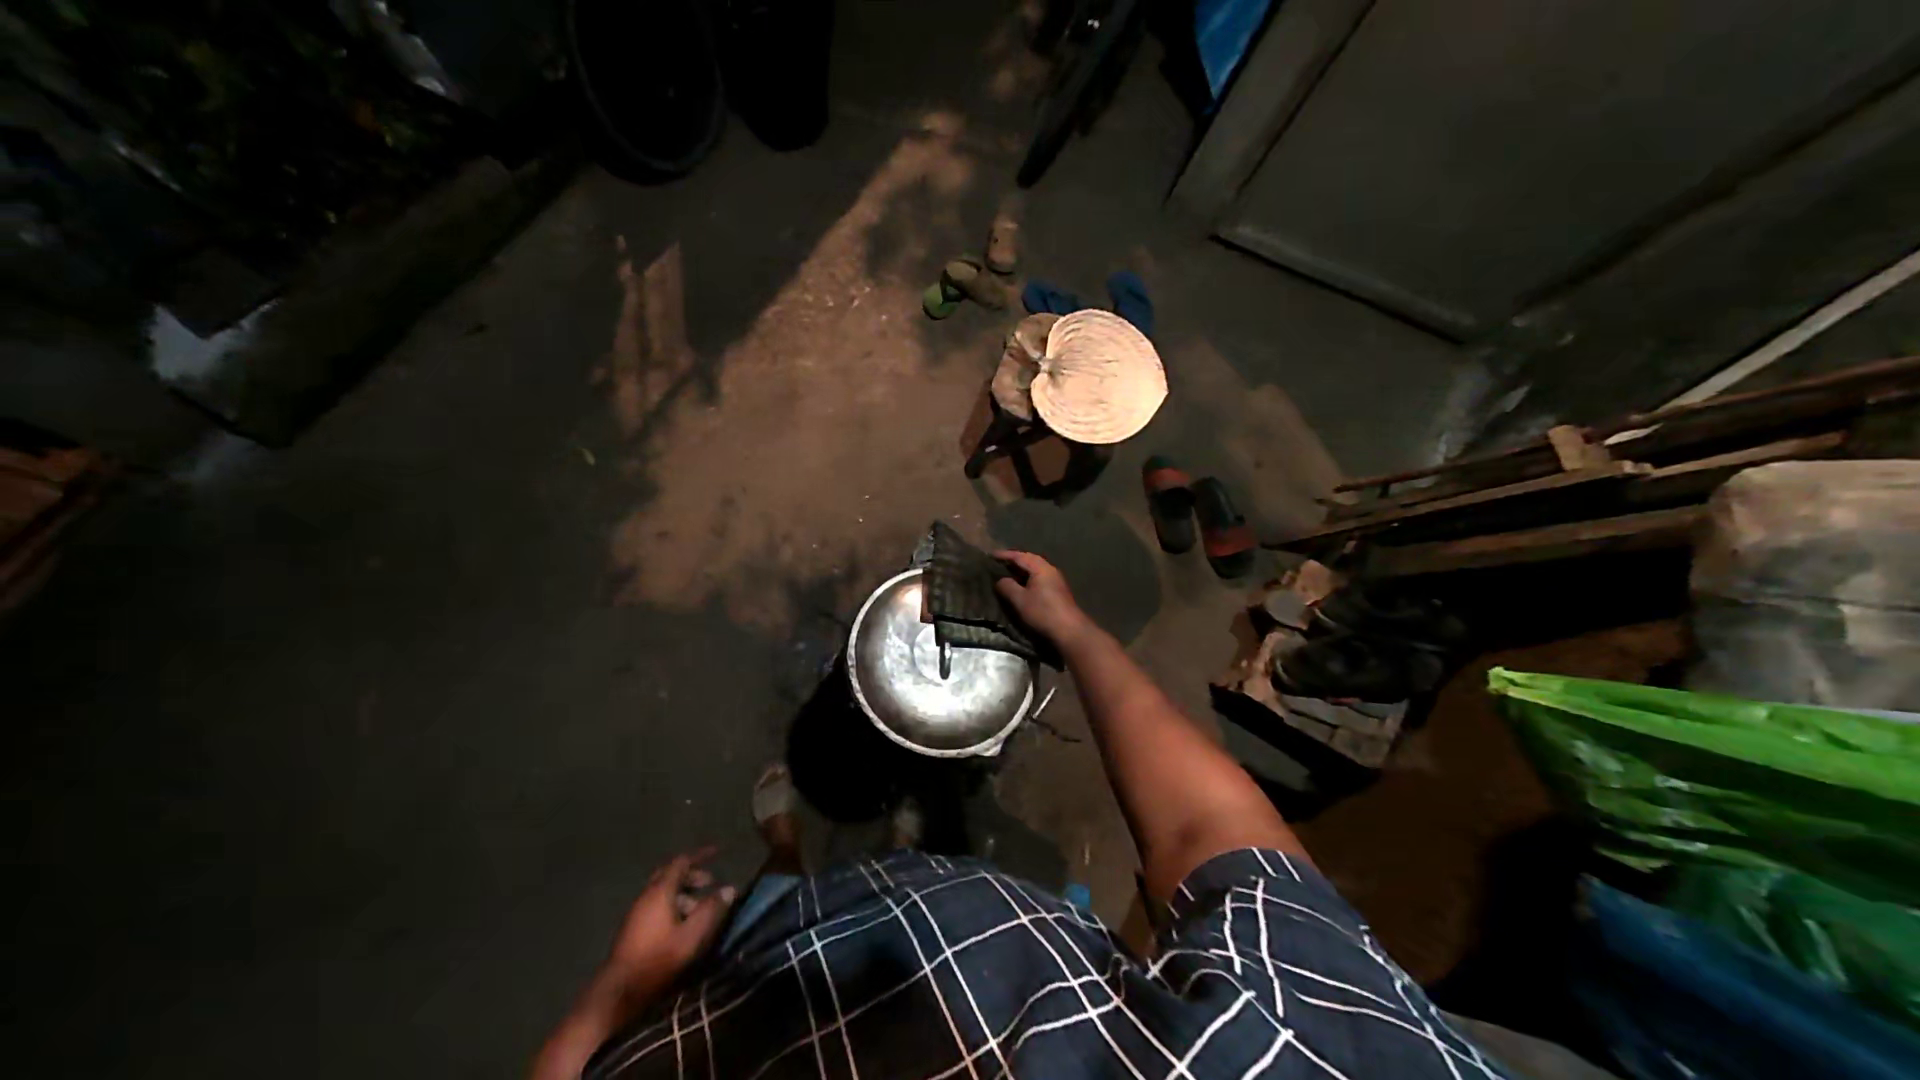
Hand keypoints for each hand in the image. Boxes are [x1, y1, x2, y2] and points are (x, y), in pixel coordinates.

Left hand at [602, 848, 735, 1000]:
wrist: (617, 993)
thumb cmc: (657, 959)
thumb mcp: (692, 935)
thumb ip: (712, 910)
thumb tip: (729, 888)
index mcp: (660, 891)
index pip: (682, 862)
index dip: (701, 855)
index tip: (718, 852)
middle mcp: (646, 896)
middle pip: (670, 874)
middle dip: (692, 874)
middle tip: (710, 882)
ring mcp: (636, 913)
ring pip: (663, 891)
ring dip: (683, 892)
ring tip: (700, 907)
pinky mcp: (633, 928)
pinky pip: (656, 905)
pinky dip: (673, 904)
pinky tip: (683, 924)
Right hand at [994, 551, 1096, 648]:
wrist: (1069, 630)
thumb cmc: (1043, 612)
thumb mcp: (1020, 600)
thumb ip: (1007, 586)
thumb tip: (1000, 580)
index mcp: (1041, 568)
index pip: (1020, 556)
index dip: (1004, 555)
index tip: (991, 555)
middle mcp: (1050, 569)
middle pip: (1030, 560)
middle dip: (1014, 560)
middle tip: (999, 562)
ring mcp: (1056, 580)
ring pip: (1036, 569)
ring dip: (1022, 569)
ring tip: (1008, 573)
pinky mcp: (1058, 590)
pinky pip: (1039, 577)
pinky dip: (1028, 577)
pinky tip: (1022, 585)